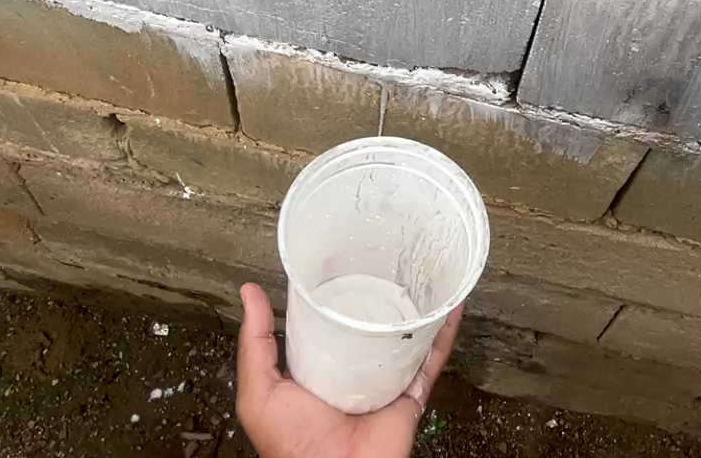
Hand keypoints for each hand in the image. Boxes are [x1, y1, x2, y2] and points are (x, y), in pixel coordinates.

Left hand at [234, 282, 462, 457]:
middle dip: (380, 297)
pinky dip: (444, 331)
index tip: (339, 265)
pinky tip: (451, 305)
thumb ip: (255, 344)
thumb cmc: (293, 446)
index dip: (334, 296)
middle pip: (372, 327)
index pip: (330, 325)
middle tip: (384, 261)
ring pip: (406, 336)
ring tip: (423, 274)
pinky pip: (432, 357)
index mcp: (322, 369)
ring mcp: (386, 380)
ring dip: (417, 308)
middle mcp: (356, 372)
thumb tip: (249, 294)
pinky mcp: (411, 392)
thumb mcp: (261, 392)